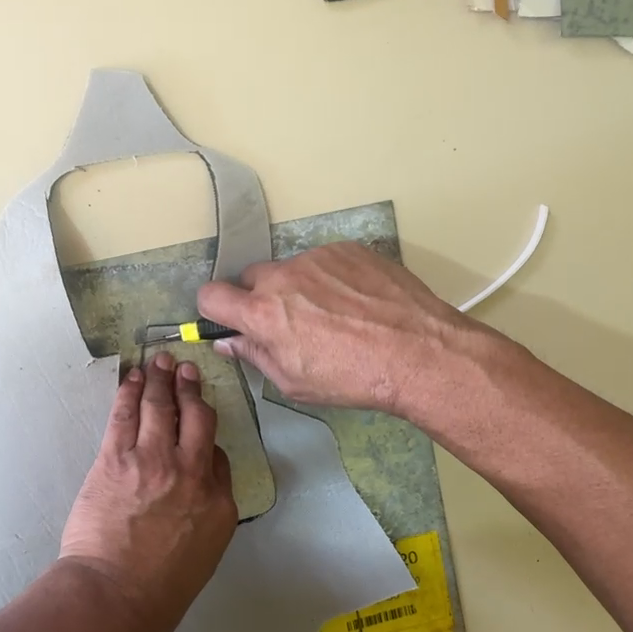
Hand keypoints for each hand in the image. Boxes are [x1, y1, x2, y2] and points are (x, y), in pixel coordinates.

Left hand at [59, 353, 237, 631]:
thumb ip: (206, 513)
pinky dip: (130, 391)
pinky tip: (133, 377)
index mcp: (218, 503)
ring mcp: (153, 461)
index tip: (198, 423)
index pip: (218, 457)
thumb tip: (198, 486)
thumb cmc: (158, 589)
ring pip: (161, 407)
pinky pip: (126, 414)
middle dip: (192, 389)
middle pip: (197, 418)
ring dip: (161, 378)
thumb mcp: (203, 553)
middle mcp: (191, 473)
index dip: (207, 436)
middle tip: (188, 370)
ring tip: (161, 360)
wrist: (116, 594)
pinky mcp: (116, 457)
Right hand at [196, 241, 507, 417]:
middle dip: (262, 298)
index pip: (211, 295)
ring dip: (300, 287)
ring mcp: (316, 258)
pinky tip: (357, 303)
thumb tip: (228, 341)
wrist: (421, 353)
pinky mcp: (346, 249)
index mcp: (263, 313)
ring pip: (291, 270)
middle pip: (251, 278)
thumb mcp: (294, 382)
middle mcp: (283, 277)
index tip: (230, 319)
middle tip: (291, 323)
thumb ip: (254, 355)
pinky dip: (332, 278)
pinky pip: (324, 261)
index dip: (216, 308)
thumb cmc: (354, 378)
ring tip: (335, 315)